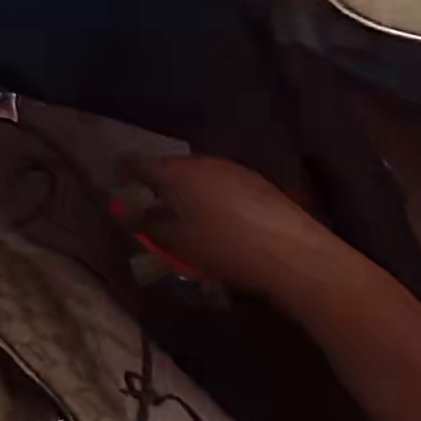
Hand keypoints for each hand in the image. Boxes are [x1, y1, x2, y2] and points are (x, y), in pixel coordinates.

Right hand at [120, 155, 349, 295]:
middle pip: (168, 168)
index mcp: (172, 171)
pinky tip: (226, 223)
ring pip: (198, 176)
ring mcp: (232, 170)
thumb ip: (143, 223)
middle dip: (158, 186)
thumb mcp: (175, 241)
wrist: (300, 259)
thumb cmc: (224, 247)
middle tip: (156, 209)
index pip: (134, 163)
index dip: (122, 174)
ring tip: (192, 218)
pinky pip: (224, 185)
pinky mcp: (260, 184)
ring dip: (188, 192)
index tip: (120, 189)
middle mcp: (198, 162)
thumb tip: (120, 213)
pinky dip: (215, 198)